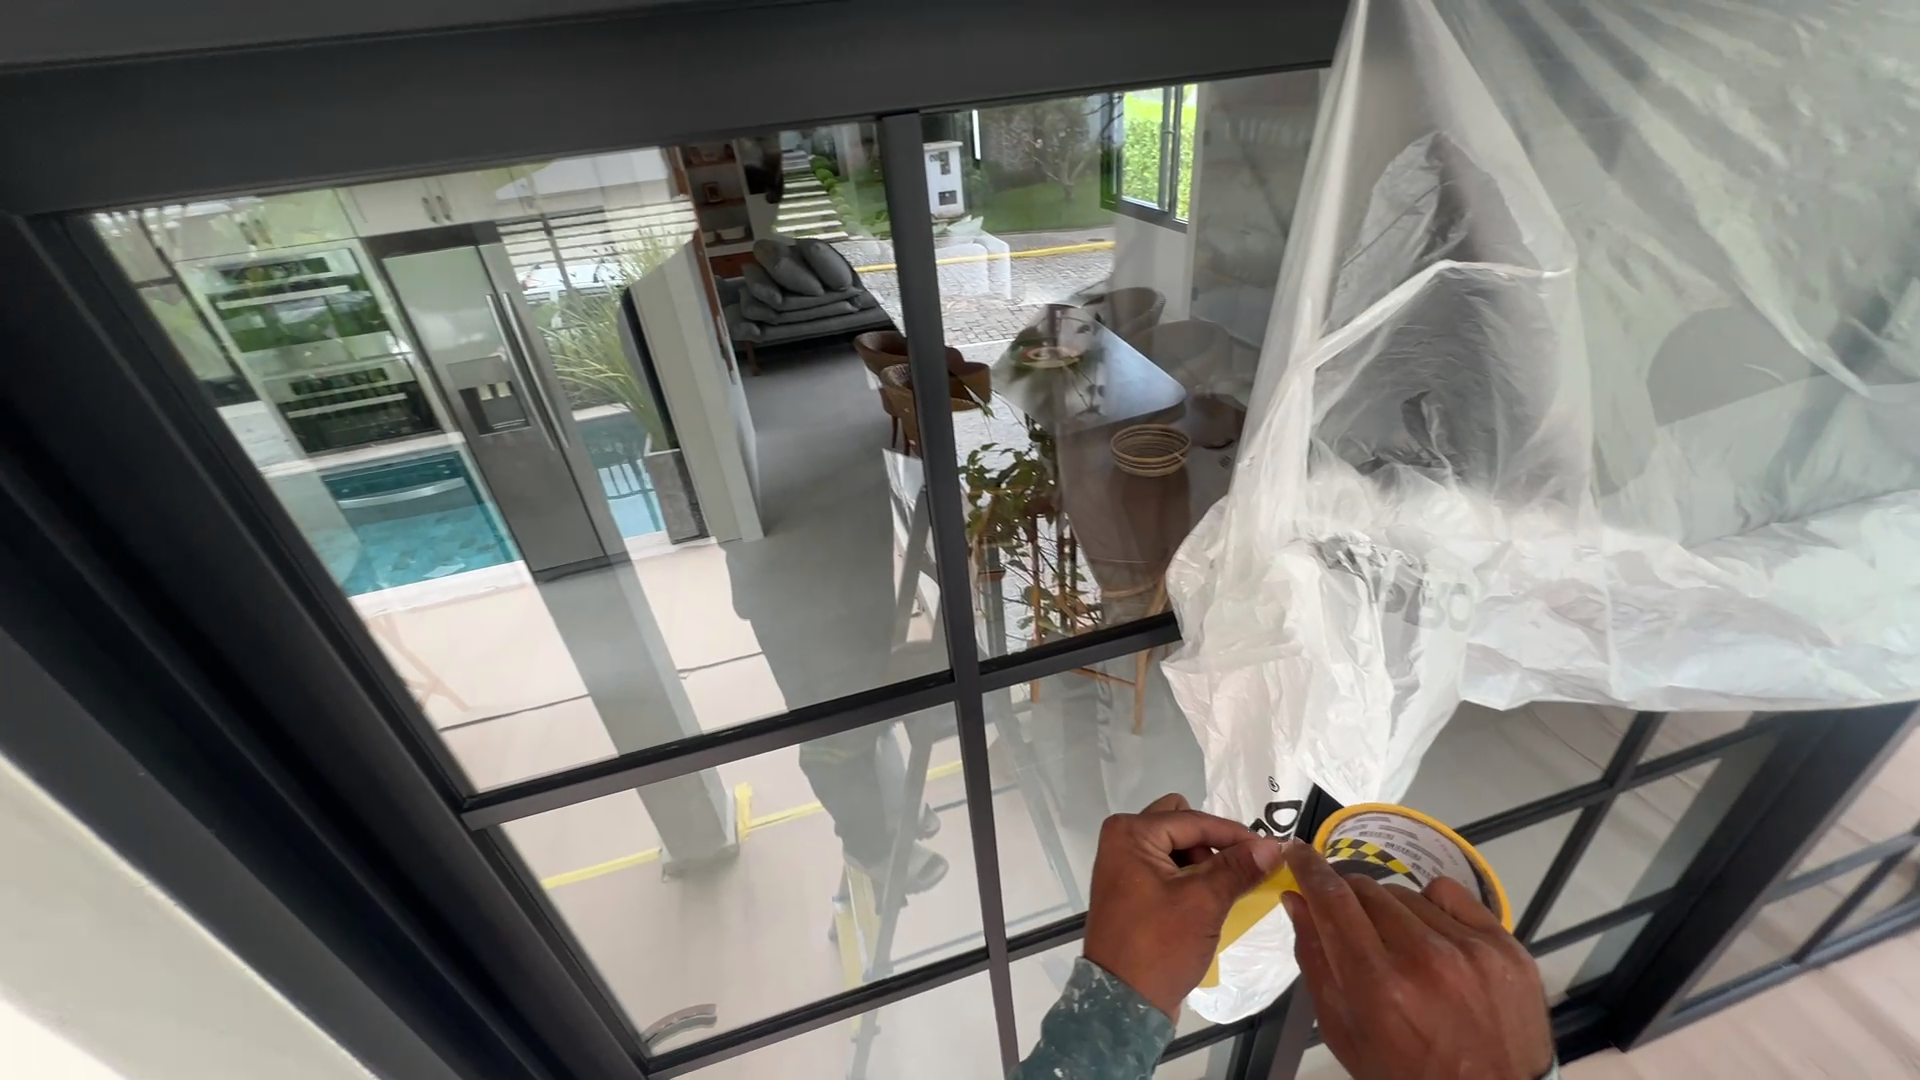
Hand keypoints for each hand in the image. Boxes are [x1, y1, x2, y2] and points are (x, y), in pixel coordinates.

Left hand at [1083, 793, 1283, 1017]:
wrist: (1124, 1000)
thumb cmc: (1160, 944)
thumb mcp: (1204, 902)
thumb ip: (1237, 868)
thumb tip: (1273, 846)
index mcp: (1131, 832)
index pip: (1192, 820)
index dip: (1234, 834)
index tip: (1271, 849)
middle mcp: (1122, 838)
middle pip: (1180, 823)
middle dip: (1212, 843)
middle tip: (1238, 871)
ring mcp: (1123, 862)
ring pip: (1175, 844)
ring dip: (1203, 860)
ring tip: (1224, 889)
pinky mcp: (1130, 885)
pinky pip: (1166, 865)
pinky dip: (1190, 875)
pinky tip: (1211, 897)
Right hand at [1280, 841, 1553, 1079]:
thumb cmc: (1405, 1074)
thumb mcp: (1342, 1030)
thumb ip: (1314, 958)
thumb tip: (1296, 898)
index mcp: (1377, 983)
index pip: (1331, 897)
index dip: (1308, 866)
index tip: (1296, 851)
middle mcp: (1423, 958)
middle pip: (1364, 888)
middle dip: (1349, 900)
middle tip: (1354, 928)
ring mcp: (1469, 950)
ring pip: (1403, 893)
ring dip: (1390, 911)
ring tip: (1402, 949)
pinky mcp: (1504, 948)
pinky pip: (1448, 893)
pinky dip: (1431, 905)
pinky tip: (1434, 936)